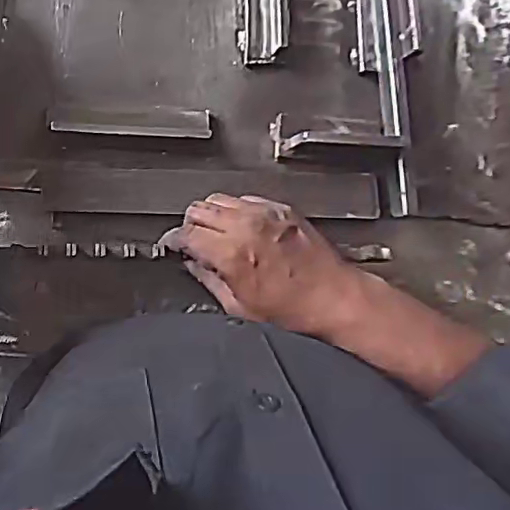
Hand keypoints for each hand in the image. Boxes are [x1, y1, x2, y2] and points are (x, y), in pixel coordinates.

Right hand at [161, 193, 492, 397]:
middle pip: (197, 210)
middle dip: (190, 226)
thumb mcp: (239, 307)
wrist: (336, 299)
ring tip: (215, 232)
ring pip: (218, 199)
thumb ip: (208, 279)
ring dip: (210, 215)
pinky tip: (240, 227)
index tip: (172, 246)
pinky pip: (244, 199)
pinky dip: (235, 210)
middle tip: (192, 241)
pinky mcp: (281, 209)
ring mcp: (264, 214)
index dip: (173, 241)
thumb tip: (193, 265)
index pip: (185, 234)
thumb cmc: (296, 310)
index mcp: (231, 253)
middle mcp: (246, 227)